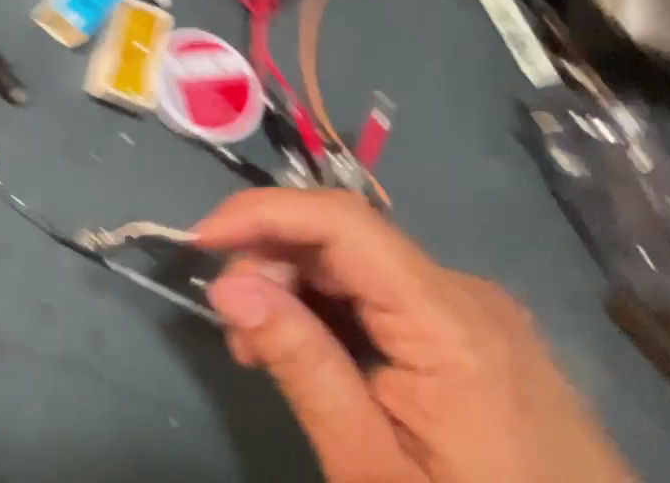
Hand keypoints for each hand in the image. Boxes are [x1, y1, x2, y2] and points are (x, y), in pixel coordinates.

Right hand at [195, 190, 636, 482]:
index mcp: (452, 325)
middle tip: (236, 338)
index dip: (259, 213)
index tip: (195, 243)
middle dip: (266, 270)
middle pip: (337, 240)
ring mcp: (474, 309)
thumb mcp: (371, 464)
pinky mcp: (472, 327)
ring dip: (289, 292)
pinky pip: (377, 289)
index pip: (341, 222)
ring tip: (264, 355)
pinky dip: (325, 308)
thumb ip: (303, 367)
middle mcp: (467, 295)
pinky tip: (307, 352)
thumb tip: (226, 287)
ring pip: (349, 262)